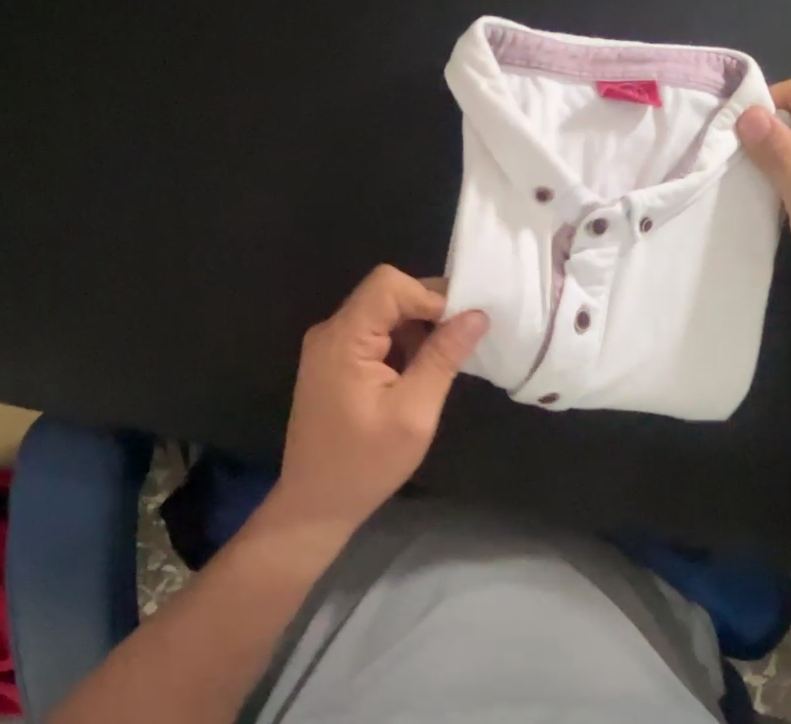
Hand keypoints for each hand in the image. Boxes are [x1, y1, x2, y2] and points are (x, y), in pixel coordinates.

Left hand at [272, 265, 487, 529]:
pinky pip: (373, 334)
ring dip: (416, 330)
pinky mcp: (333, 362)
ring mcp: (329, 346)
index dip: (429, 296)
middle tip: (460, 344)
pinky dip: (400, 345)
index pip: (388, 284)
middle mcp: (331, 331)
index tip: (460, 326)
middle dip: (427, 311)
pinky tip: (417, 375)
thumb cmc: (365, 464)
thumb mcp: (414, 413)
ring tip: (440, 365)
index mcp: (344, 339)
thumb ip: (442, 358)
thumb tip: (476, 315)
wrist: (315, 505)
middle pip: (385, 294)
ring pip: (382, 313)